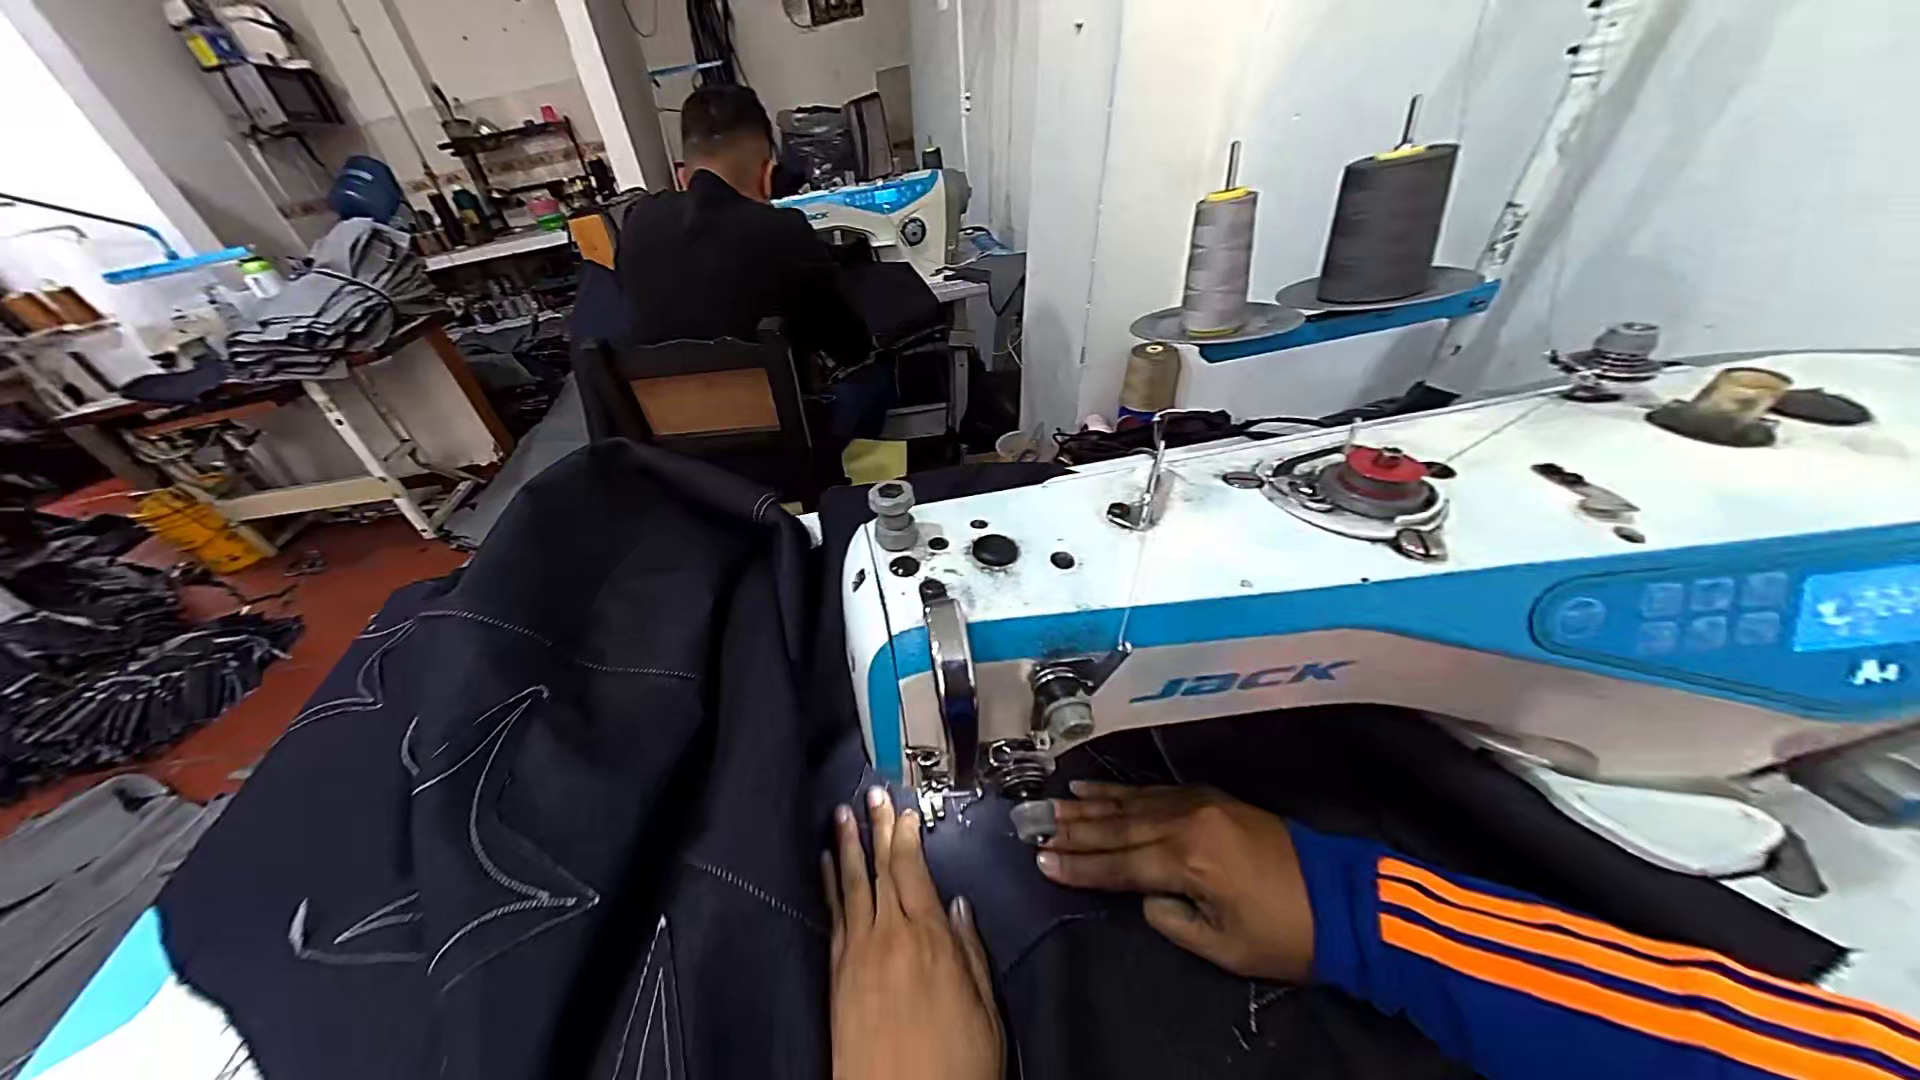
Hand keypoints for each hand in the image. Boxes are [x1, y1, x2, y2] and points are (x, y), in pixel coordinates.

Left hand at [824, 786, 1002, 1079]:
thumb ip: (971, 953)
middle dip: (877, 828)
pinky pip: (834, 917)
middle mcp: (891, 938)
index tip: (904, 811)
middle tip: (871, 794)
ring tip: (841, 817)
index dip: (908, 837)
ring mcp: (859, 955)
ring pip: (853, 886)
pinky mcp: (838, 977)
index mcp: (931, 940)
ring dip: (847, 847)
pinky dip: (830, 886)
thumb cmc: (955, 1069)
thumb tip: (960, 907)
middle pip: (882, 869)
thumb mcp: (984, 1011)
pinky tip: (826, 867)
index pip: (915, 871)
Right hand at [1035, 781, 1314, 982]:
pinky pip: (1151, 791)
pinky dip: (1120, 791)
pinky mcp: (1205, 795)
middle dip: (1073, 830)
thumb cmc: (1284, 934)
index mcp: (1188, 860)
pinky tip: (1096, 789)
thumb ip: (1170, 917)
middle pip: (1116, 828)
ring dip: (1089, 806)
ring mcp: (1195, 802)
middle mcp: (1184, 822)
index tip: (1042, 860)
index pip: (1119, 865)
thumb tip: (1143, 892)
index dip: (1078, 866)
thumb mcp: (1223, 947)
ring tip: (1055, 803)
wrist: (1341, 898)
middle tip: (1034, 823)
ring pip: (1129, 804)